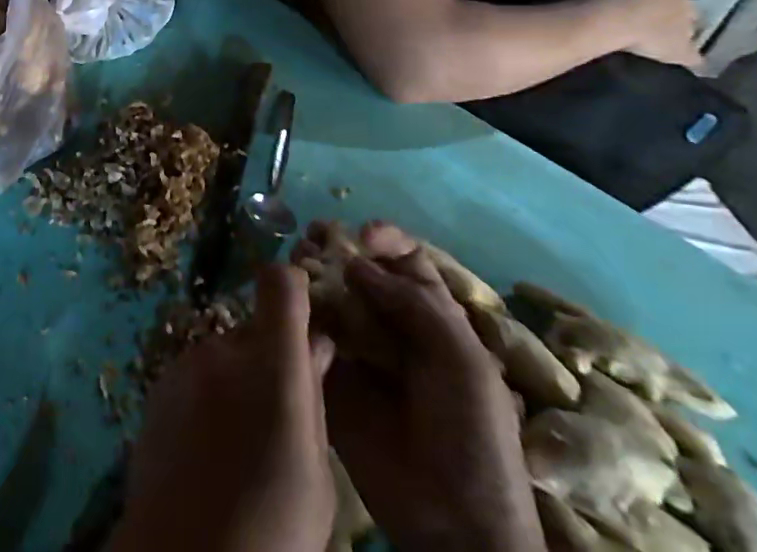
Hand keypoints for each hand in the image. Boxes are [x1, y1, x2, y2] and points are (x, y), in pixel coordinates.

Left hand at [107, 265, 337, 551]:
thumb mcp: (318, 472)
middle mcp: (223, 350)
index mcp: (272, 366)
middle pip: (255, 325)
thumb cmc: (272, 529)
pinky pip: (197, 373)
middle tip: (280, 405)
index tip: (307, 315)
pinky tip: (210, 442)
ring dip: (239, 375)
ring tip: (243, 435)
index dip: (295, 288)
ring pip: (225, 351)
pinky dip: (210, 392)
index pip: (280, 284)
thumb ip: (314, 397)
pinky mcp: (157, 386)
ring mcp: (184, 365)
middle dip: (272, 352)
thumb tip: (316, 346)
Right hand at [319, 223, 545, 551]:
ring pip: (330, 299)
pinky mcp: (329, 379)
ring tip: (295, 266)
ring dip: (312, 276)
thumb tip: (355, 264)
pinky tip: (284, 305)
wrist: (455, 520)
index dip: (383, 240)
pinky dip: (296, 317)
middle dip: (336, 250)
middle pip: (359, 272)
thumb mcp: (462, 361)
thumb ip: (415, 306)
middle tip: (312, 242)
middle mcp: (391, 324)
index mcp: (433, 315)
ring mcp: (357, 351)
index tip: (361, 237)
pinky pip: (309, 339)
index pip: (404, 259)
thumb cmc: (473, 432)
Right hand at [591, 0, 701, 67]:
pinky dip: (689, 62)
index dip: (660, 3)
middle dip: (672, 20)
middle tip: (650, 26)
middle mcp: (686, 8)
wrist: (615, 17)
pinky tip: (683, 66)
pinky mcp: (682, 53)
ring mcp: (687, 31)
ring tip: (658, 46)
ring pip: (690, 36)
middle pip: (687, 15)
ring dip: (677, 39)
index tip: (645, 7)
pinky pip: (692, 59)